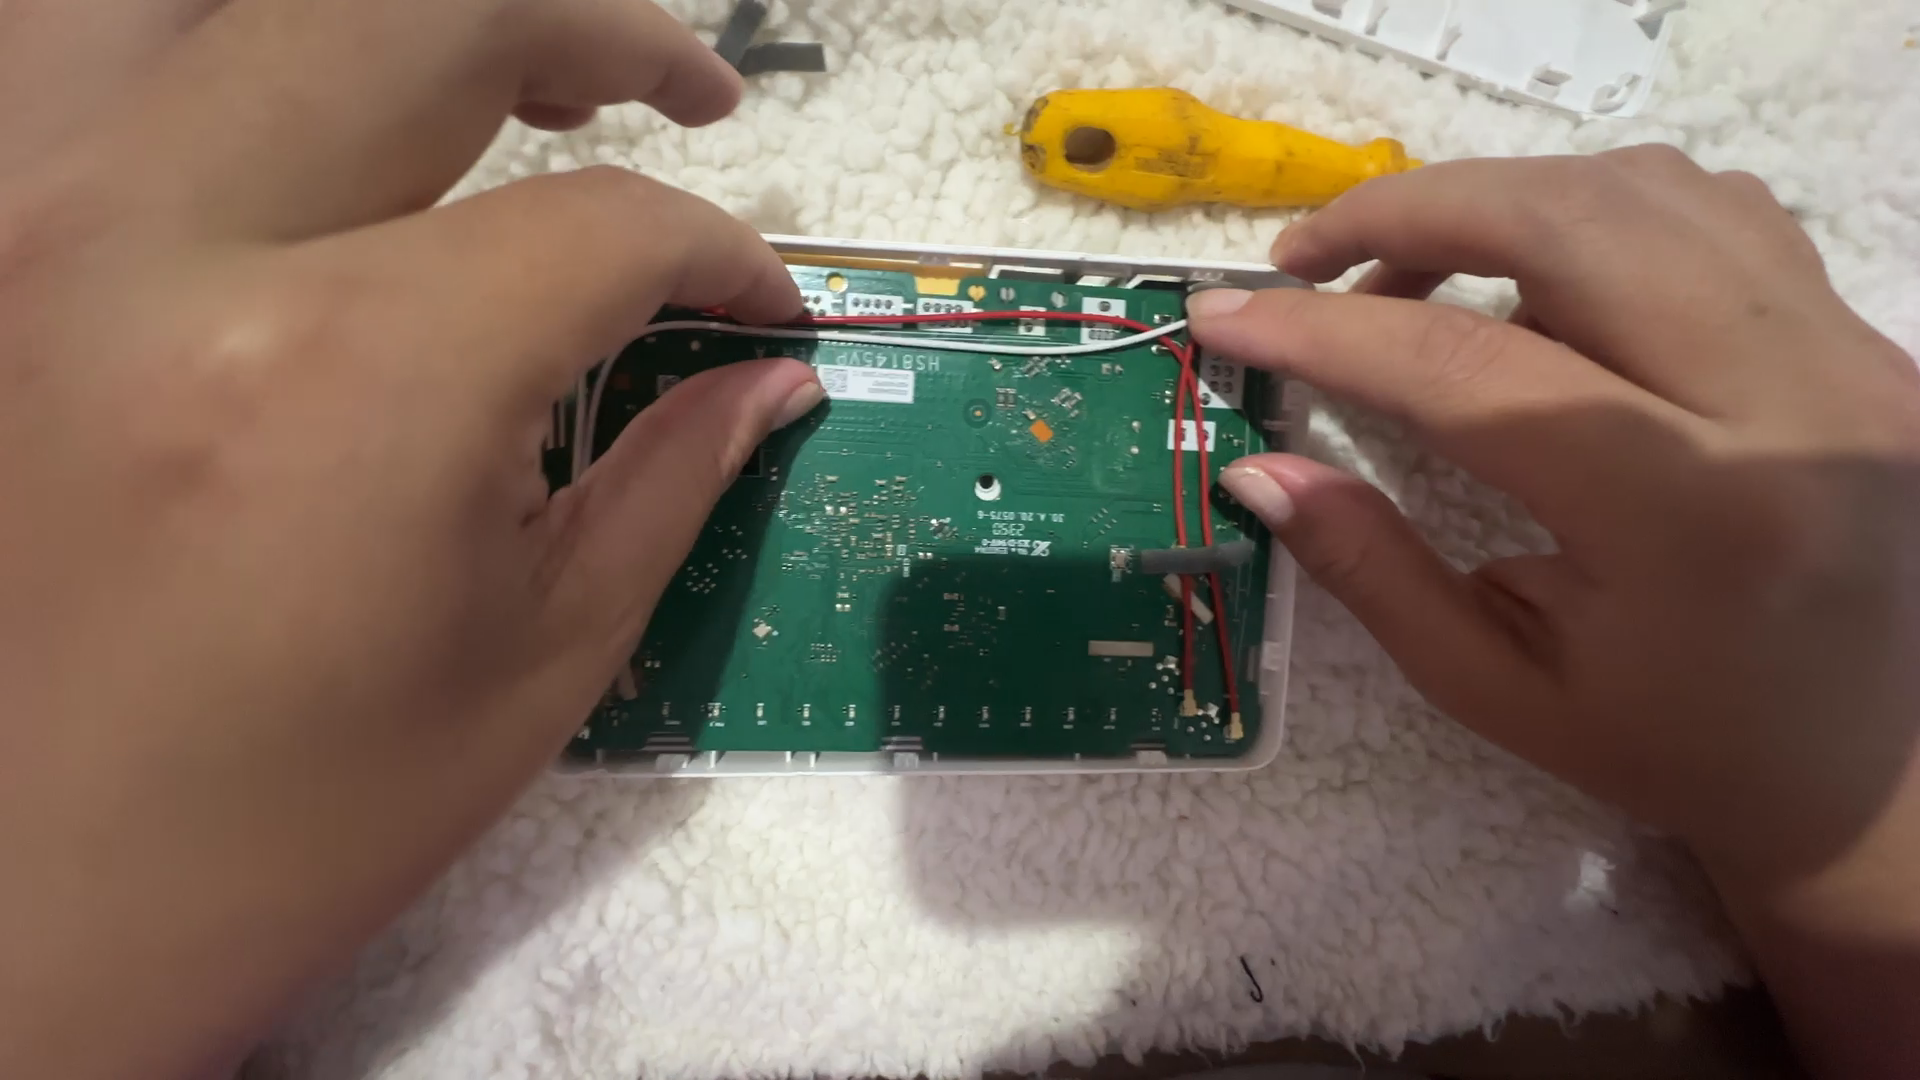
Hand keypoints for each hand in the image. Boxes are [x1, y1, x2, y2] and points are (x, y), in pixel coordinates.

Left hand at [0, 3, 818, 1077]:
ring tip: (525, 76)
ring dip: (421, 15)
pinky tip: (324, 112)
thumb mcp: (560, 639)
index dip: (722, 255)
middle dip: (606, 34)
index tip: (769, 310)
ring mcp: (7, 214)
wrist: (12, 928)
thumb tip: (782, 377)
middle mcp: (162, 238)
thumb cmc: (332, 799)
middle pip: (424, 12)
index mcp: (360, 377)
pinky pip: (84, 47)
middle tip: (693, 99)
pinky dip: (235, 48)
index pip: (607, 229)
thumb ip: (681, 467)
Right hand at [1189, 146, 1919, 1077]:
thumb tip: (1255, 473)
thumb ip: (1364, 566)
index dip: (1321, 330)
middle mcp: (1793, 398)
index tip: (1221, 314)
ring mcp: (1844, 349)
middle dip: (1400, 214)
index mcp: (1688, 514)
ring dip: (1478, 204)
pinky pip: (1695, 211)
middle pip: (1570, 220)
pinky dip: (1565, 213)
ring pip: (1639, 190)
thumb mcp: (1482, 679)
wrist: (1873, 765)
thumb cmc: (1658, 742)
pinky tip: (1502, 276)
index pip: (1467, 367)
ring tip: (1383, 273)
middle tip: (1294, 260)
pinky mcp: (1849, 333)